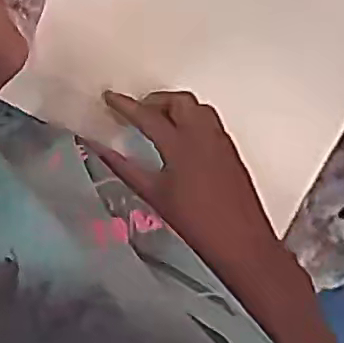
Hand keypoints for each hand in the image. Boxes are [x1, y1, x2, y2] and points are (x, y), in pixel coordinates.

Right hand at [88, 91, 283, 276]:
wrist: (242, 244)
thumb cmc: (196, 223)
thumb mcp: (153, 194)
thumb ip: (124, 167)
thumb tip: (101, 149)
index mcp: (181, 145)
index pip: (147, 115)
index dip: (125, 105)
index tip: (110, 98)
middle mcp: (204, 136)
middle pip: (177, 101)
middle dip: (154, 100)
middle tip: (137, 110)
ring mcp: (221, 141)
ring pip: (197, 107)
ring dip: (176, 106)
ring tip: (159, 120)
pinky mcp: (231, 150)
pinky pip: (210, 121)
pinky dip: (192, 118)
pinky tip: (182, 137)